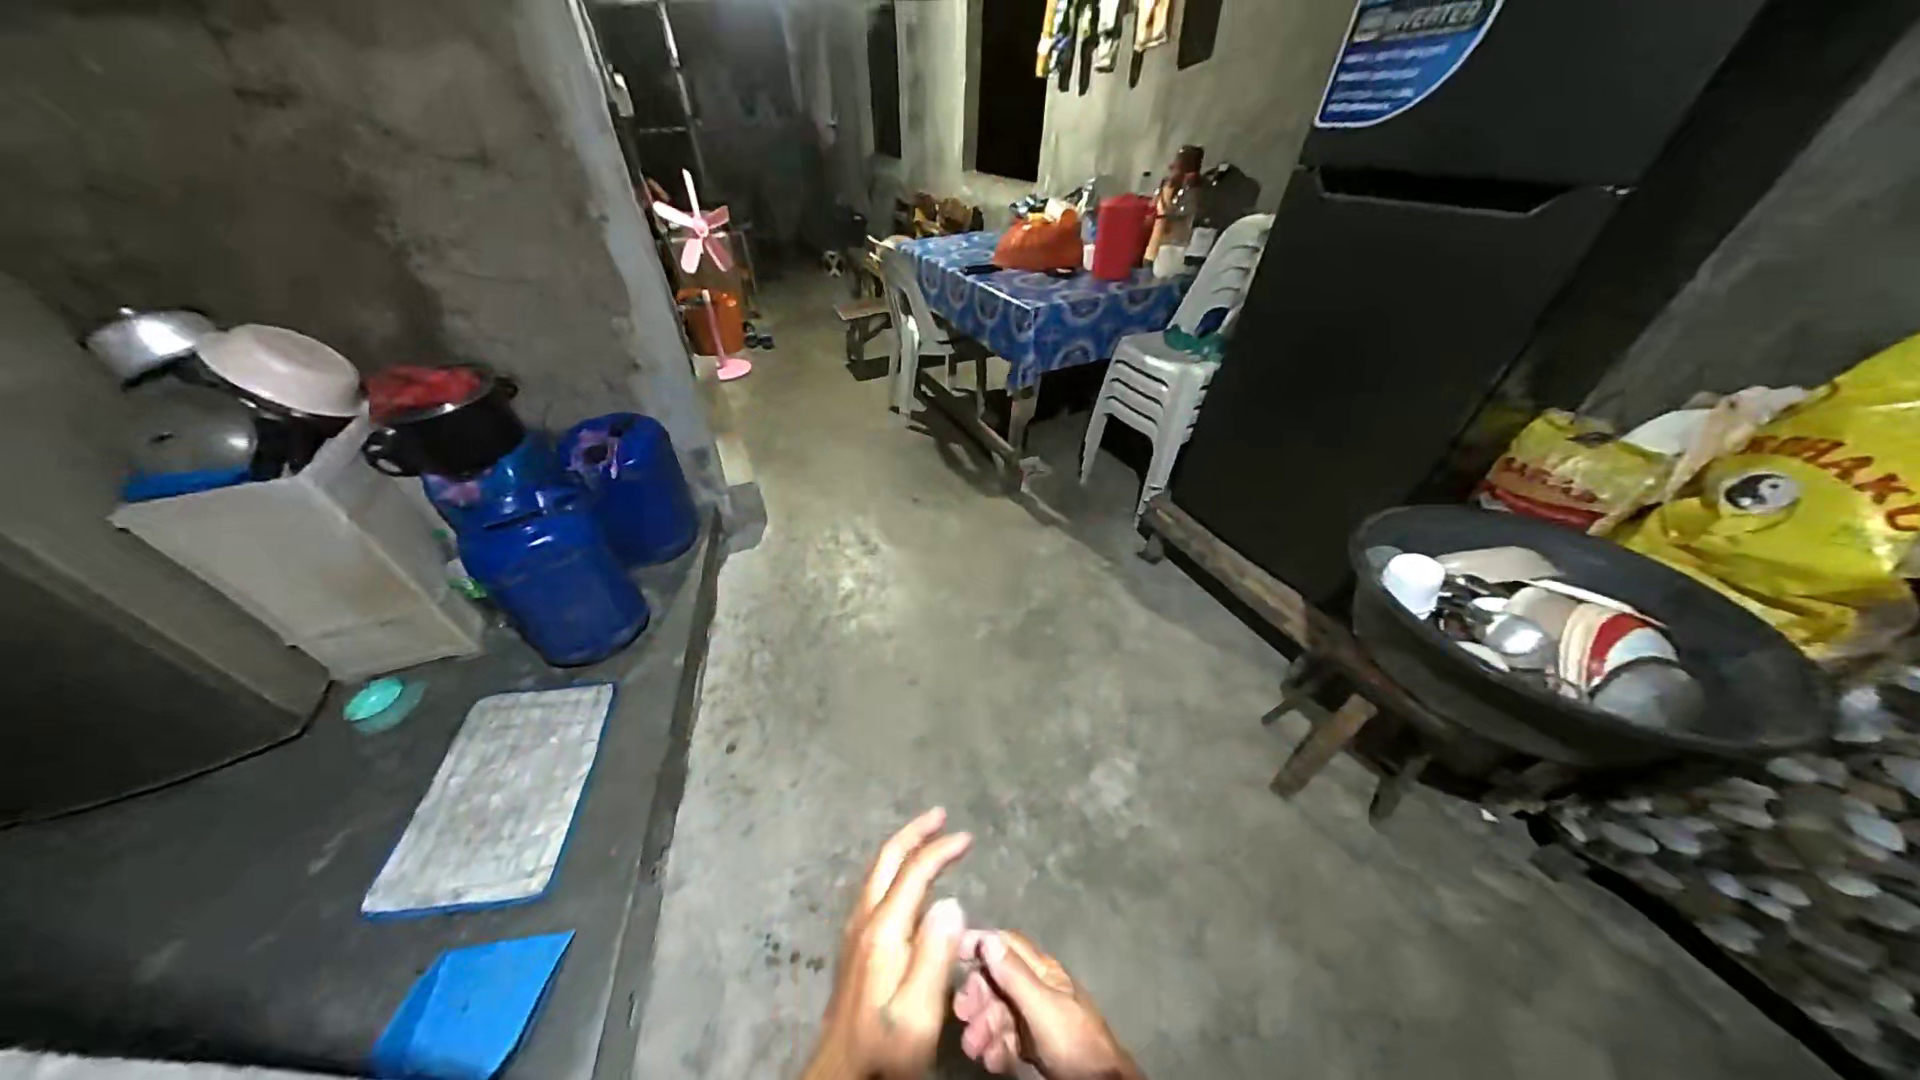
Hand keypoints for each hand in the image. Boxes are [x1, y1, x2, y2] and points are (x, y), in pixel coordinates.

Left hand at [803, 808, 972, 1079]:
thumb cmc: (885, 1047)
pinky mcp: (855, 942)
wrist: (841, 1072)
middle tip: (940, 814)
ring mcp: (856, 929)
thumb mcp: (919, 1011)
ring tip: (927, 835)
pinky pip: (876, 886)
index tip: (967, 837)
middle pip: (887, 858)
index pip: (914, 872)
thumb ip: (935, 954)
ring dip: (903, 846)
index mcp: (883, 930)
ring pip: (878, 870)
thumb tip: (952, 901)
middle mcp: (865, 919)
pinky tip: (907, 876)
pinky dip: (895, 866)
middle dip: (914, 831)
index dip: (941, 850)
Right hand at [953, 930, 1142, 1079]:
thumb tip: (987, 938)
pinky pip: (1008, 1037)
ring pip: (1000, 1012)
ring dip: (982, 1027)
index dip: (982, 944)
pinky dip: (996, 1047)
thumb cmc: (1073, 1040)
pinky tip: (991, 1061)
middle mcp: (1037, 987)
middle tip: (962, 1015)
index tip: (955, 954)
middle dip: (977, 995)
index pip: (1007, 944)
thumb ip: (1015, 975)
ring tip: (973, 1049)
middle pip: (998, 980)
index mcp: (1042, 970)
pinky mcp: (1035, 1043)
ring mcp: (1036, 1016)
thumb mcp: (1042, 1007)